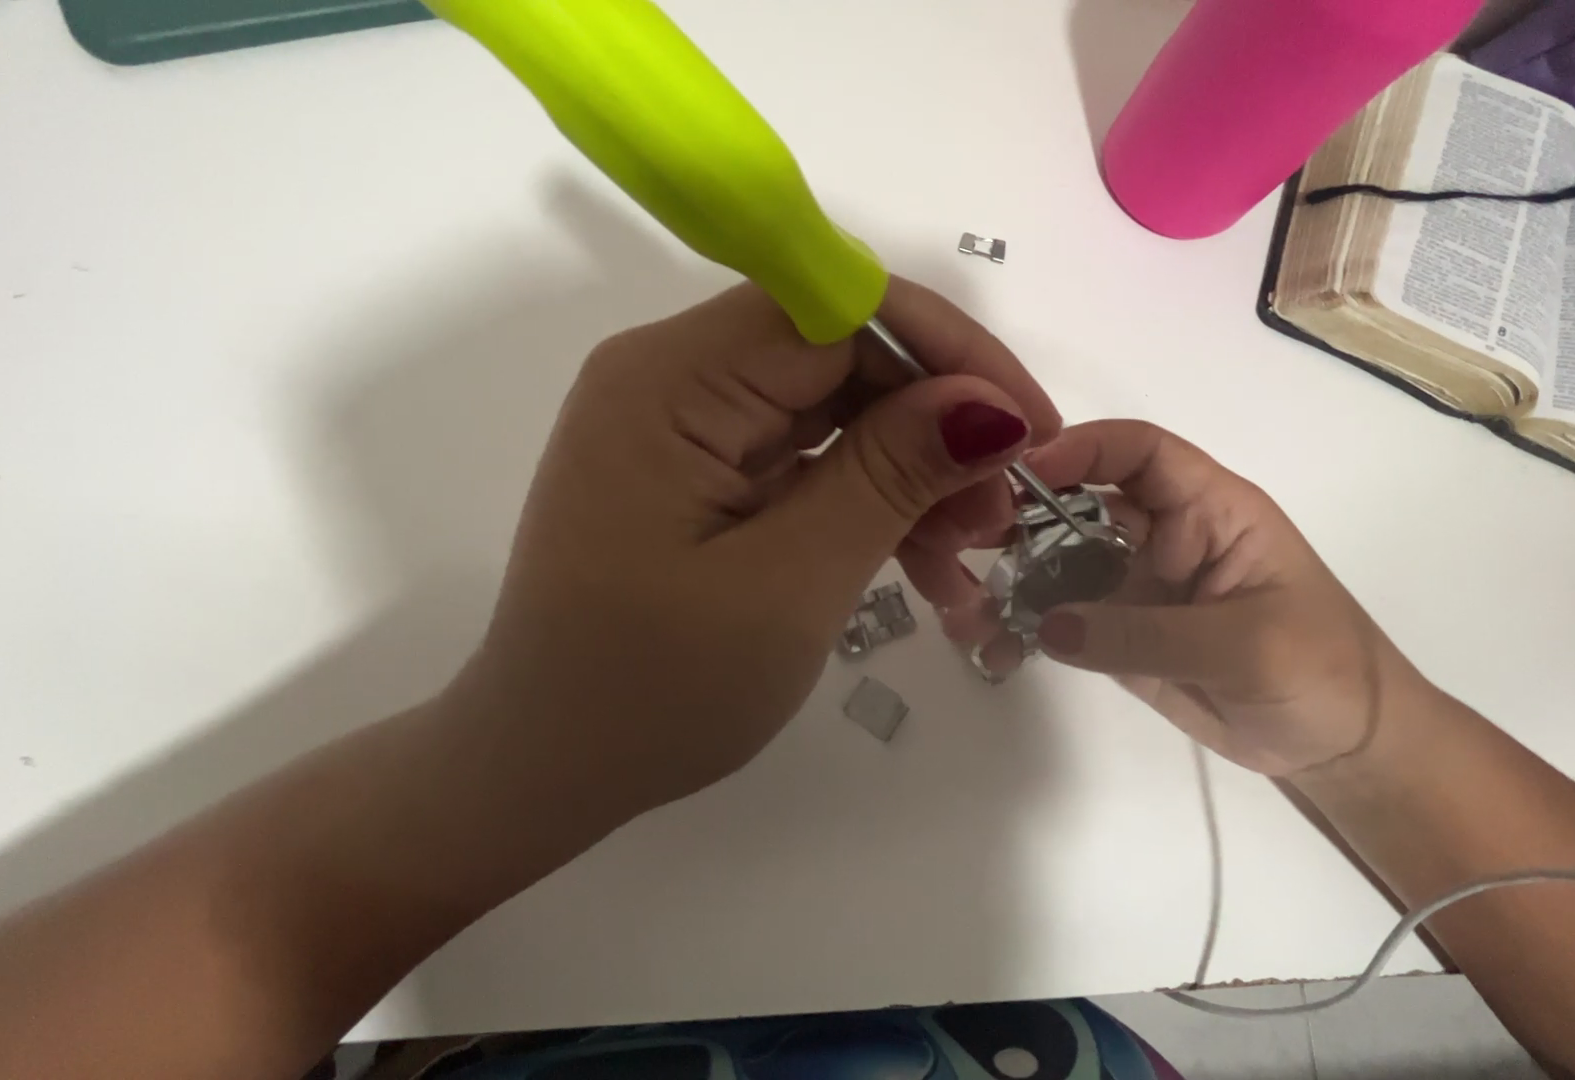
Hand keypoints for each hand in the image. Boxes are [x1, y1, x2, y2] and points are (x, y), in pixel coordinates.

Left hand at [441, 279, 1059, 822]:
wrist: (547, 766)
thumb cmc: (653, 691)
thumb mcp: (788, 586)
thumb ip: (887, 479)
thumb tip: (989, 404)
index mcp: (670, 379)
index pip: (834, 306)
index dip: (945, 351)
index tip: (1028, 428)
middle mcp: (670, 379)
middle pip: (838, 355)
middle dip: (935, 423)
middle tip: (1002, 512)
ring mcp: (683, 429)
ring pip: (831, 411)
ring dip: (910, 471)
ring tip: (967, 553)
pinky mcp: (698, 476)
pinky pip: (803, 461)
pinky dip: (866, 502)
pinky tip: (918, 561)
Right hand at [935, 420, 1421, 777]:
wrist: (1339, 748)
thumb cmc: (1323, 672)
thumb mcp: (1248, 647)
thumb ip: (1146, 634)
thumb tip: (1048, 624)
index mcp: (1207, 510)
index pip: (1140, 453)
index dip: (1084, 449)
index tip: (1023, 471)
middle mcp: (1158, 536)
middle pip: (1075, 504)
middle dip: (1018, 518)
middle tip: (962, 547)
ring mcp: (1129, 585)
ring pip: (1053, 564)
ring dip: (1007, 582)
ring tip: (965, 617)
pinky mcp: (1111, 632)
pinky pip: (1055, 620)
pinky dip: (1020, 631)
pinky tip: (994, 654)